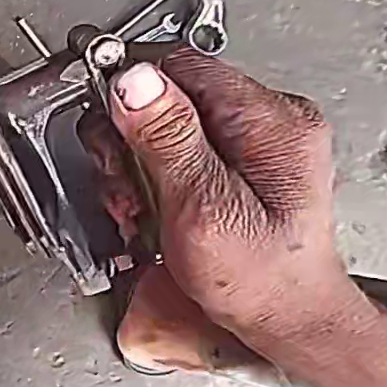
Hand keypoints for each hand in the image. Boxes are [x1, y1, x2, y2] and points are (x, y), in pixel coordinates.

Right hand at [107, 50, 373, 352]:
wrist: (281, 319)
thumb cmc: (257, 278)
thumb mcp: (203, 208)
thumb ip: (167, 140)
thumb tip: (134, 80)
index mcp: (268, 121)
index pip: (178, 67)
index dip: (129, 90)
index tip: (105, 123)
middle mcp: (262, 121)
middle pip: (163, 94)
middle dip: (125, 139)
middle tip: (124, 180)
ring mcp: (245, 141)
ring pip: (158, 123)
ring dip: (129, 163)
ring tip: (137, 202)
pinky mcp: (227, 162)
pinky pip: (167, 148)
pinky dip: (144, 176)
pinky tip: (148, 205)